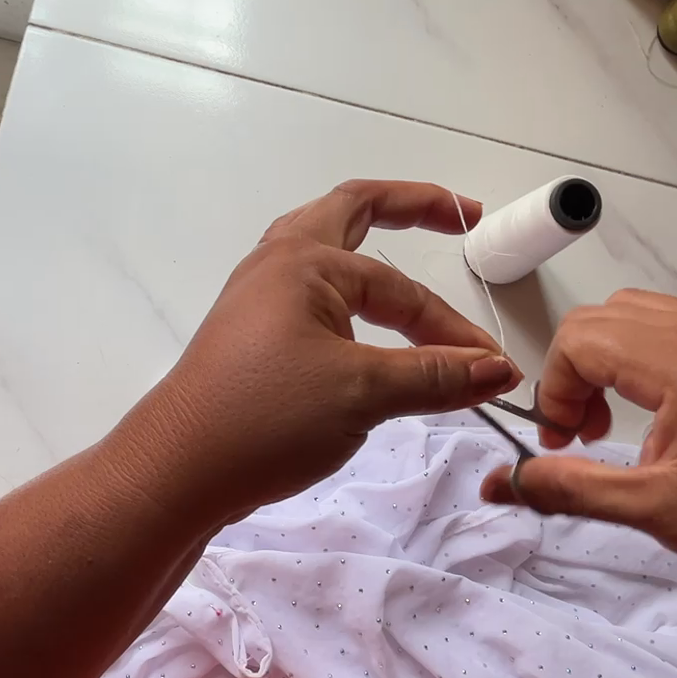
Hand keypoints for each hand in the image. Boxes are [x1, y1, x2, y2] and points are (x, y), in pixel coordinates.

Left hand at [107, 180, 521, 525]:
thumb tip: (498, 370)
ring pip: (320, 250)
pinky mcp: (248, 337)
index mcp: (304, 262)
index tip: (491, 370)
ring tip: (402, 240)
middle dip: (407, 207)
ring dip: (364, 241)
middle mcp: (275, 266)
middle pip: (349, 212)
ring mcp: (255, 300)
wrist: (178, 470)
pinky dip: (342, 290)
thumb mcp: (361, 392)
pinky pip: (306, 294)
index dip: (451, 330)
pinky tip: (353, 315)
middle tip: (458, 216)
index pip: (401, 290)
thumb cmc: (267, 417)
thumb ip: (434, 376)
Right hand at [482, 287, 676, 634]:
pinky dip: (659, 341)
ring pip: (643, 311)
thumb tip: (495, 484)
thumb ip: (567, 488)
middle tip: (585, 436)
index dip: (554, 391)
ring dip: (611, 356)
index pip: (579, 340)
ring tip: (623, 416)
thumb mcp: (655, 510)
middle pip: (602, 319)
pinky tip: (671, 390)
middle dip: (574, 373)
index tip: (566, 446)